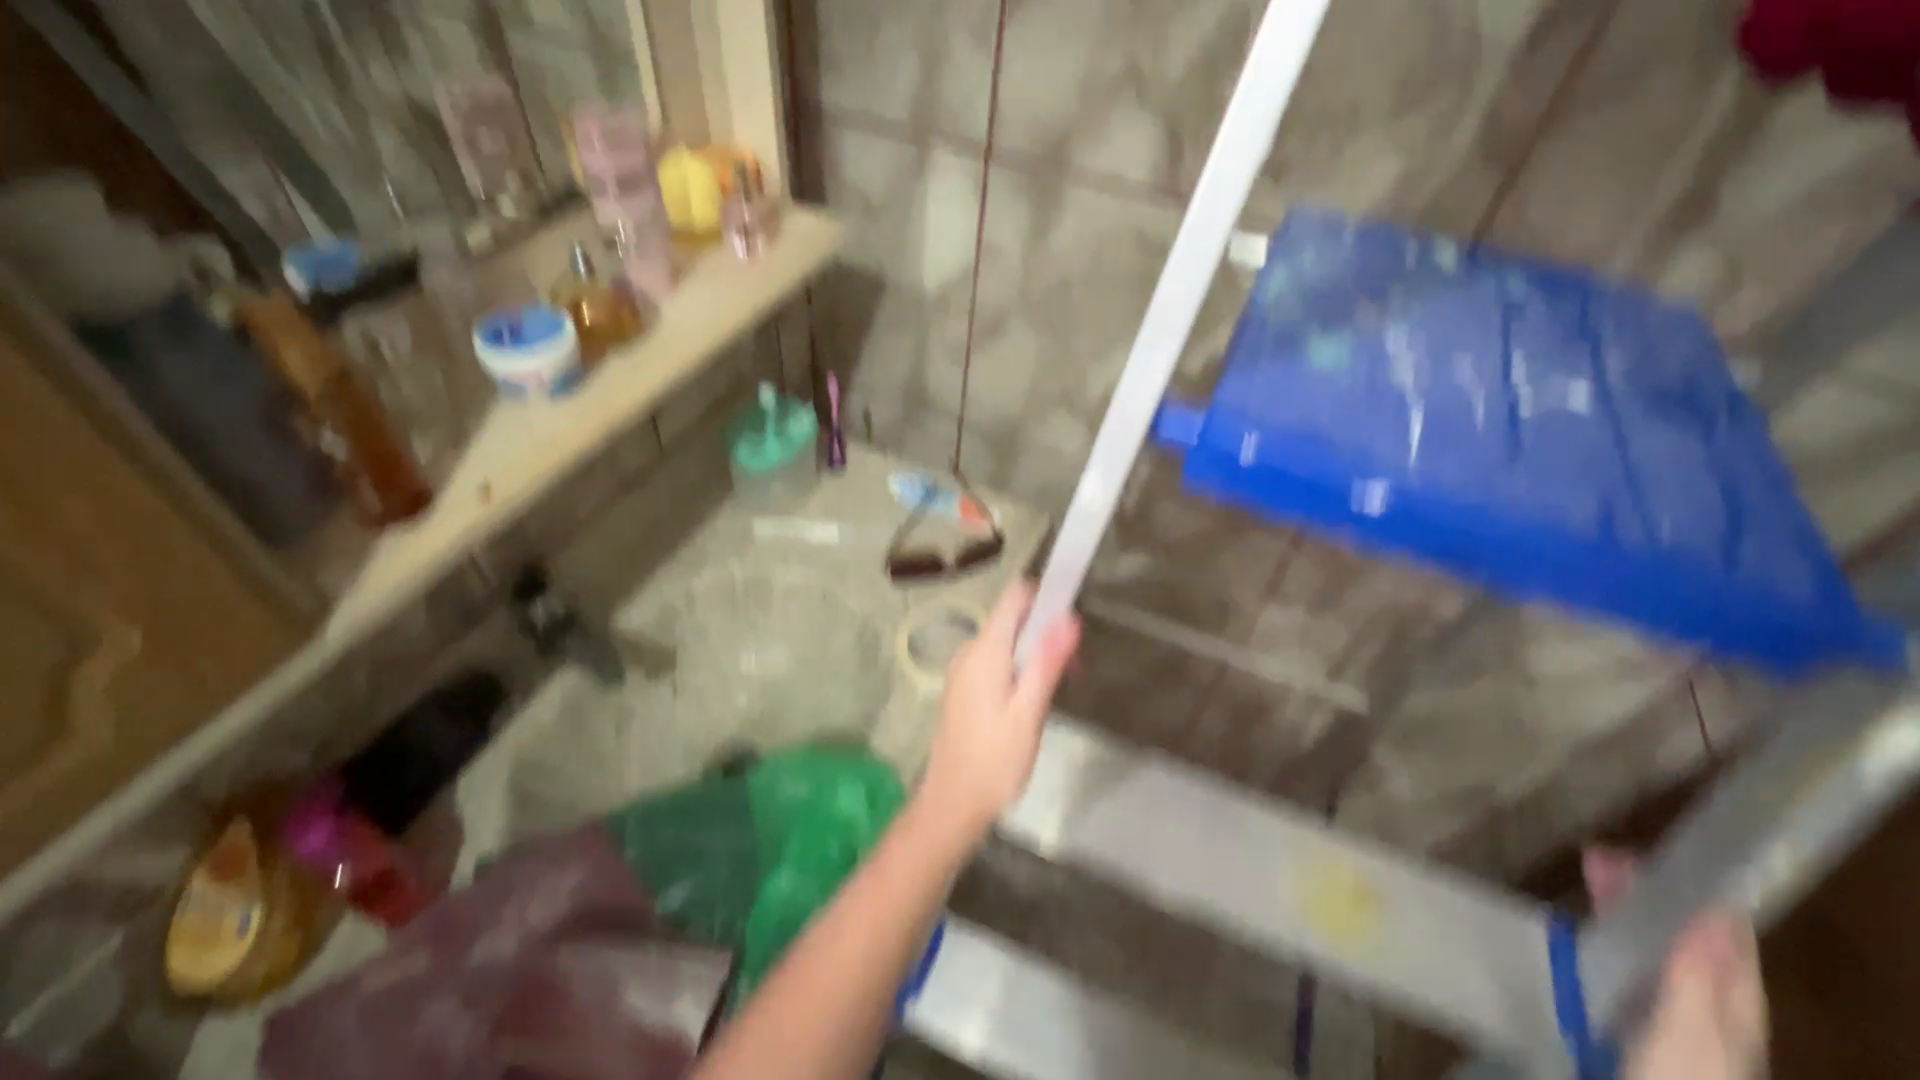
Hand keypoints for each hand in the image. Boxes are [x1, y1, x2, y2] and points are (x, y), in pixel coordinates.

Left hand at [918, 581, 1081, 835]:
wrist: (952, 803)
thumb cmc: (995, 761)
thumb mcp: (1028, 713)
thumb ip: (1047, 663)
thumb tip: (1069, 617)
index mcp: (984, 652)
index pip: (1014, 598)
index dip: (1045, 595)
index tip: (1073, 616)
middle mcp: (969, 653)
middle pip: (1013, 621)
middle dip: (1046, 634)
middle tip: (1074, 673)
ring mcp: (963, 672)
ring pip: (1007, 644)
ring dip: (1035, 656)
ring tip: (1056, 694)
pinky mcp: (963, 690)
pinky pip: (996, 664)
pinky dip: (1019, 671)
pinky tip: (1031, 704)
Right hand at [1583, 849, 1767, 1079]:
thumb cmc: (1675, 1077)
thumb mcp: (1689, 1032)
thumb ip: (1697, 976)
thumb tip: (1712, 910)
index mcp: (1732, 1001)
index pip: (1724, 933)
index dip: (1696, 890)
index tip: (1659, 850)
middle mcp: (1707, 1002)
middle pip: (1682, 934)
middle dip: (1647, 891)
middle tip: (1601, 851)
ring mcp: (1672, 1014)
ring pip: (1653, 945)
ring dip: (1625, 906)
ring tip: (1589, 868)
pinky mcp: (1637, 1023)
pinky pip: (1628, 966)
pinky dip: (1610, 936)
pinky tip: (1585, 925)